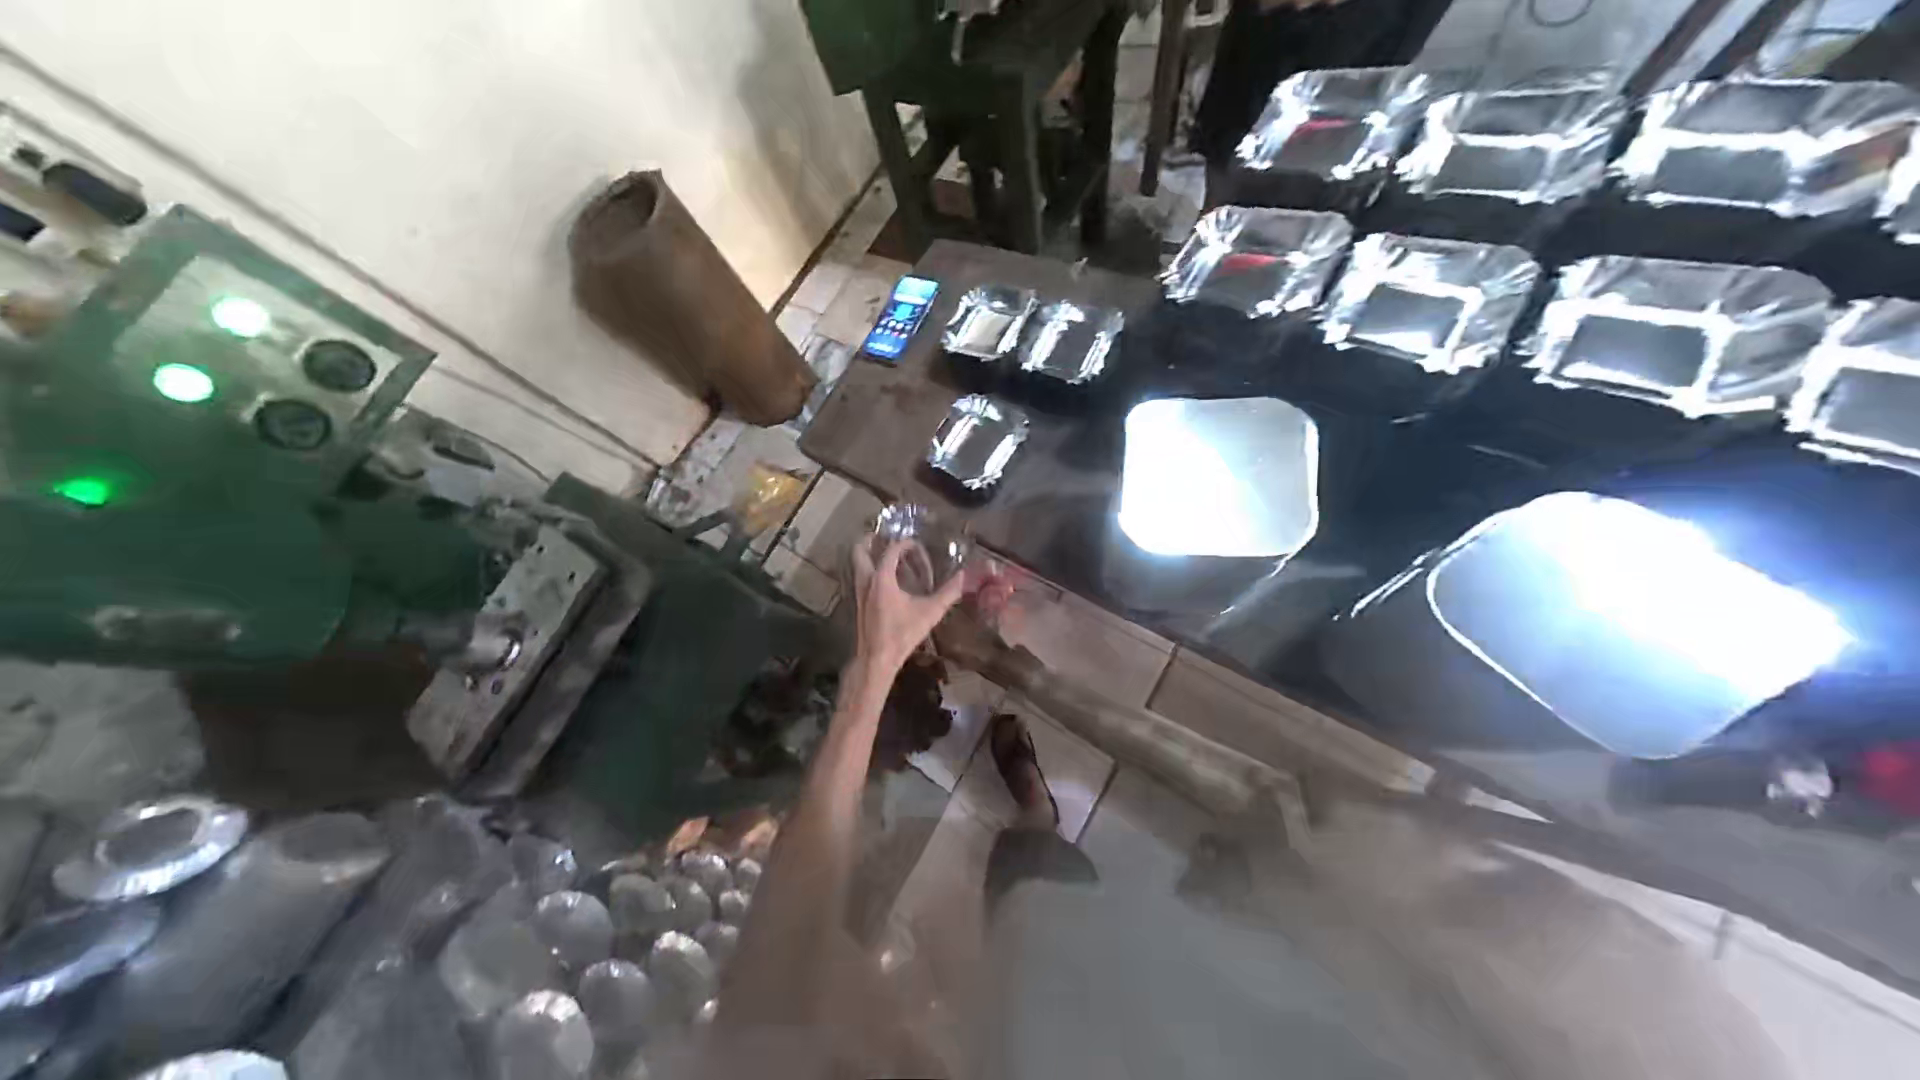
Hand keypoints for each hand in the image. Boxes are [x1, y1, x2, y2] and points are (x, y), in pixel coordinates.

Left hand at [849, 539, 967, 677]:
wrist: (876, 659)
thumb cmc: (902, 634)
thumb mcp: (929, 612)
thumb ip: (948, 593)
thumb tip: (965, 577)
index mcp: (882, 578)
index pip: (891, 551)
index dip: (904, 544)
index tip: (915, 544)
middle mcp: (867, 581)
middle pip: (859, 552)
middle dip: (869, 541)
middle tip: (880, 536)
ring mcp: (859, 593)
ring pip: (857, 566)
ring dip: (866, 556)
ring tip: (880, 553)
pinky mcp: (858, 605)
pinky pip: (860, 579)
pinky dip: (868, 572)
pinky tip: (882, 581)